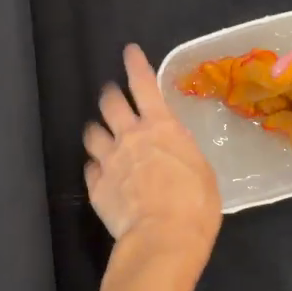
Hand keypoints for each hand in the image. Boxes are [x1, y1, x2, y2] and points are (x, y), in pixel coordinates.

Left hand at [83, 44, 222, 263]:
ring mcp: (109, 161)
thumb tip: (175, 146)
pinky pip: (89, 168)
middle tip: (112, 94)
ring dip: (97, 129)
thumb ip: (184, 151)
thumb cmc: (195, 204)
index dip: (135, 64)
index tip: (129, 52)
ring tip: (101, 133)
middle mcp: (130, 136)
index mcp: (161, 127)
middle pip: (110, 102)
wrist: (162, 239)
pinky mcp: (96, 186)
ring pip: (92, 132)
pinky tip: (100, 172)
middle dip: (110, 94)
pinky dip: (95, 166)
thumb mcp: (202, 170)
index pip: (144, 84)